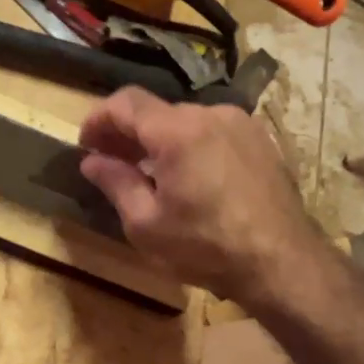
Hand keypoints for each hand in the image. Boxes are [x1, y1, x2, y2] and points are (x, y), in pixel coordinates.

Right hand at [78, 88, 333, 309]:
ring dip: (159, 142)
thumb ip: (116, 183)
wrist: (278, 260)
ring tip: (147, 175)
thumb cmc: (203, 246)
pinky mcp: (260, 141)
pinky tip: (185, 180)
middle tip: (110, 164)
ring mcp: (241, 125)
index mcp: (177, 132)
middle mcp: (211, 114)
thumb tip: (92, 161)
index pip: (126, 103)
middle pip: (157, 112)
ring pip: (186, 122)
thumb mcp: (145, 223)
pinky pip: (212, 134)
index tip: (85, 145)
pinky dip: (188, 147)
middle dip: (128, 133)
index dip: (98, 118)